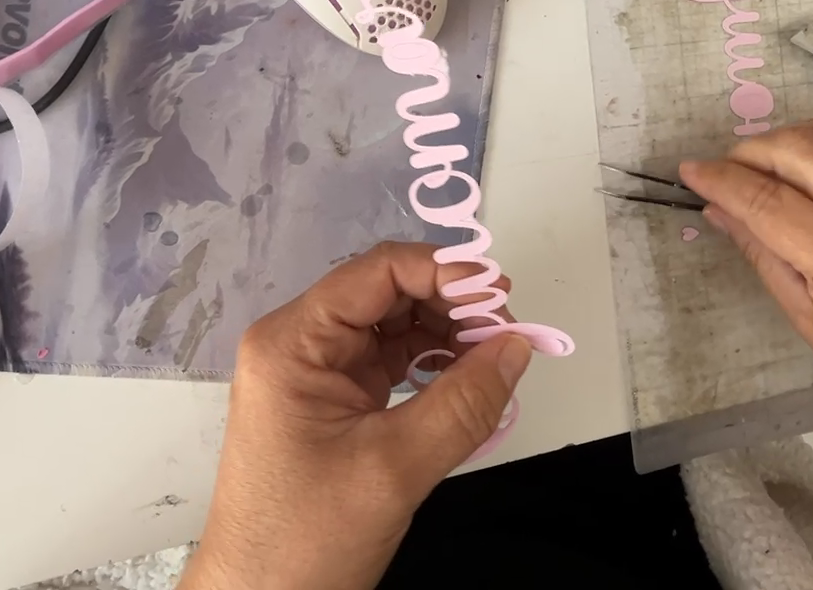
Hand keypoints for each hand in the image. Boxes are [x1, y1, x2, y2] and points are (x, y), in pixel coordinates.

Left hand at [181, 241, 533, 589]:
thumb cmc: (306, 540)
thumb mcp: (393, 469)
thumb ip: (463, 404)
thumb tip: (517, 347)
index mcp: (294, 339)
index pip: (377, 272)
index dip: (443, 271)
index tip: (497, 294)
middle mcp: (301, 340)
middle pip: (387, 292)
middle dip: (449, 303)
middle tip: (504, 329)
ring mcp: (316, 368)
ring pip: (392, 322)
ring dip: (445, 331)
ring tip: (492, 353)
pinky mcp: (334, 395)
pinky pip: (390, 357)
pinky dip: (431, 360)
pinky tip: (464, 374)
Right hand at [681, 107, 812, 589]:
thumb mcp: (807, 320)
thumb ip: (759, 252)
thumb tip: (716, 204)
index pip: (764, 200)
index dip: (718, 179)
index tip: (690, 171)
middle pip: (797, 152)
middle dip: (748, 153)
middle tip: (731, 171)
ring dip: (793, 136)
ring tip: (778, 163)